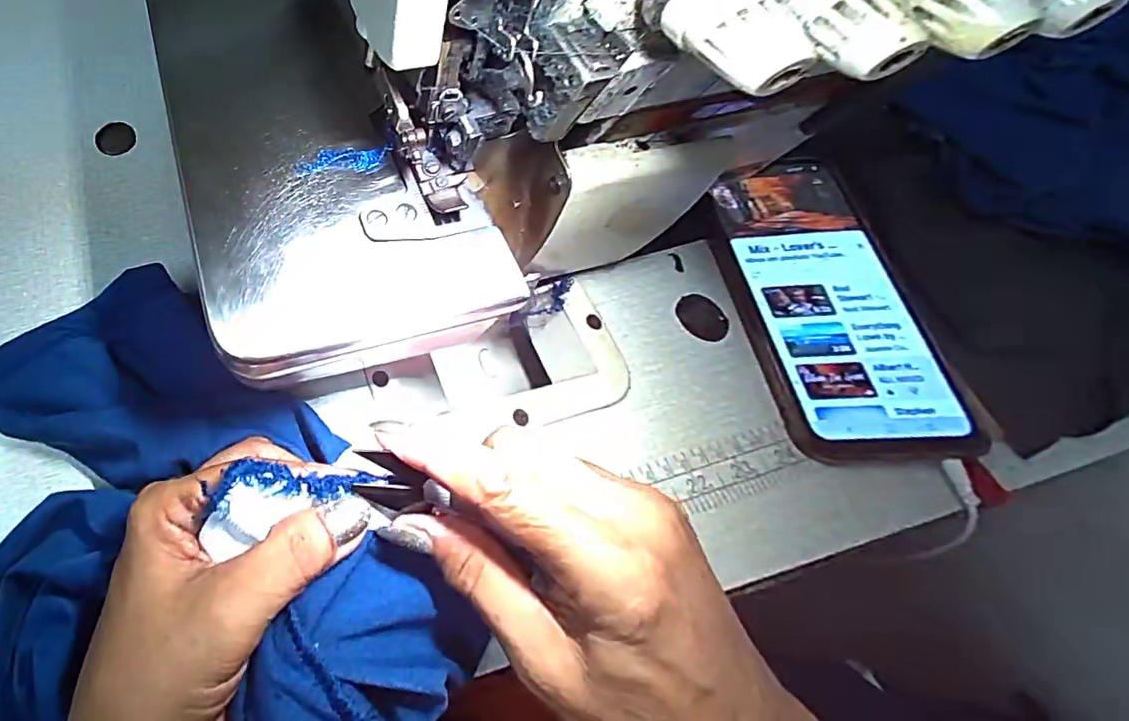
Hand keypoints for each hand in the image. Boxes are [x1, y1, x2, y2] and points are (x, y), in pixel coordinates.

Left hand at [69, 437, 366, 720]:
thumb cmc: (160, 671)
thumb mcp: (226, 609)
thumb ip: (286, 558)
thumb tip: (346, 512)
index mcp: (168, 504)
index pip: (243, 466)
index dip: (295, 473)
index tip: (344, 491)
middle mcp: (181, 516)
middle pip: (253, 489)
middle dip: (300, 500)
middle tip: (349, 514)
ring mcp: (195, 551)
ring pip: (259, 522)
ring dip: (298, 529)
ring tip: (342, 534)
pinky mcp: (210, 584)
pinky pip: (258, 553)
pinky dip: (289, 557)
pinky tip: (317, 563)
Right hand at [376, 426, 813, 720]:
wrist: (733, 719)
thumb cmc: (651, 713)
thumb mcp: (547, 662)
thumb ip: (478, 578)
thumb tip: (422, 522)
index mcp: (612, 564)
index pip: (502, 484)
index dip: (437, 454)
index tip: (394, 436)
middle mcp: (633, 514)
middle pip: (515, 450)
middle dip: (465, 468)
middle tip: (438, 509)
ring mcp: (642, 497)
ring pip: (534, 448)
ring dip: (494, 473)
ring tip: (490, 529)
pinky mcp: (641, 492)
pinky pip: (559, 460)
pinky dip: (525, 479)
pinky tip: (526, 525)